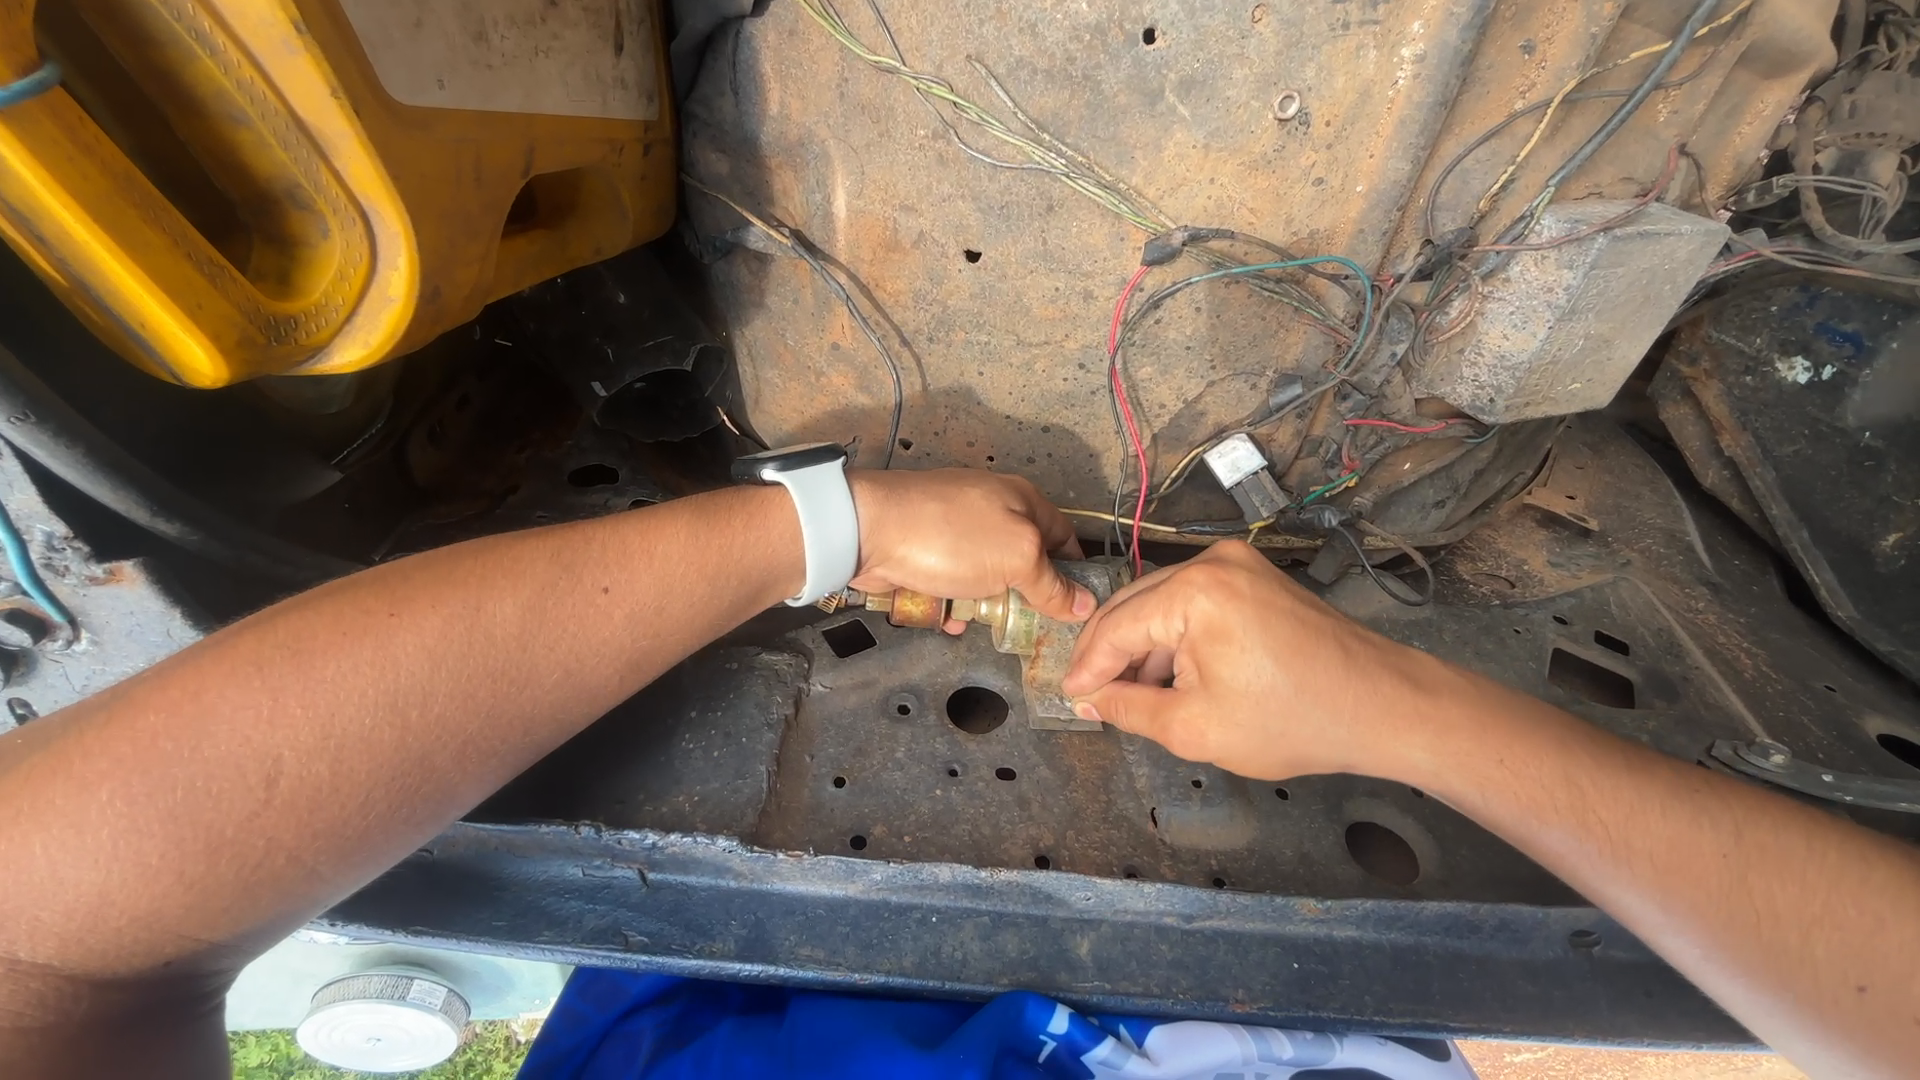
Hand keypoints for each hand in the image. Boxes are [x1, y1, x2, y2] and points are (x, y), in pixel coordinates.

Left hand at [848, 469, 1094, 625]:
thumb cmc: (954, 539)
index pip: (1065, 538)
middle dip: (1027, 595)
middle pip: (1025, 559)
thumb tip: (1084, 604)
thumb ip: (1052, 585)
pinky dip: (954, 601)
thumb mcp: (1017, 560)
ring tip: (983, 624)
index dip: (1074, 574)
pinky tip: (950, 619)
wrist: (870, 530)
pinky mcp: (926, 547)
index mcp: (1023, 499)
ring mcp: (956, 527)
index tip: (1077, 611)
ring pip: (987, 574)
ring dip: (987, 602)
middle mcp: (992, 508)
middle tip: (1031, 628)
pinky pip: (952, 580)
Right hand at [1060, 540, 1463, 780]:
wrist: (1383, 706)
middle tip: (1090, 693)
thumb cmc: (1290, 721)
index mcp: (1195, 592)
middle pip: (1134, 604)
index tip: (1068, 696)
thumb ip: (1128, 709)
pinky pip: (1191, 600)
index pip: (1116, 626)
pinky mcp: (1252, 574)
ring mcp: (1235, 562)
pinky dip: (1173, 635)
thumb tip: (1087, 700)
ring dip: (1141, 645)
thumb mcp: (1195, 727)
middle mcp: (1211, 562)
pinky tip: (1169, 672)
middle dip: (1109, 652)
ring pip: (1160, 602)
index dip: (1087, 665)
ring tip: (1130, 691)